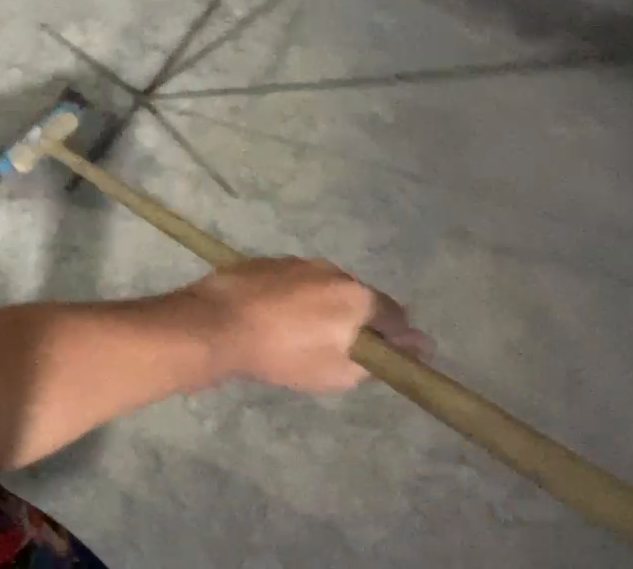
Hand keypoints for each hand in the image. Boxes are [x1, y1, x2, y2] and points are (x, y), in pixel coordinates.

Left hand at [184, 257, 432, 394]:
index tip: (384, 357)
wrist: (214, 324)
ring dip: (319, 305)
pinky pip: (287, 281)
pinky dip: (288, 296)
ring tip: (299, 332)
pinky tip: (272, 315)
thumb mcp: (342, 371)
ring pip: (318, 286)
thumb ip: (383, 357)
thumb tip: (418, 344)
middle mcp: (327, 269)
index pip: (394, 316)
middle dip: (354, 319)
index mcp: (356, 294)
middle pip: (355, 296)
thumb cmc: (284, 353)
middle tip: (337, 346)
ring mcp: (289, 261)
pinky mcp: (257, 262)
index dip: (395, 339)